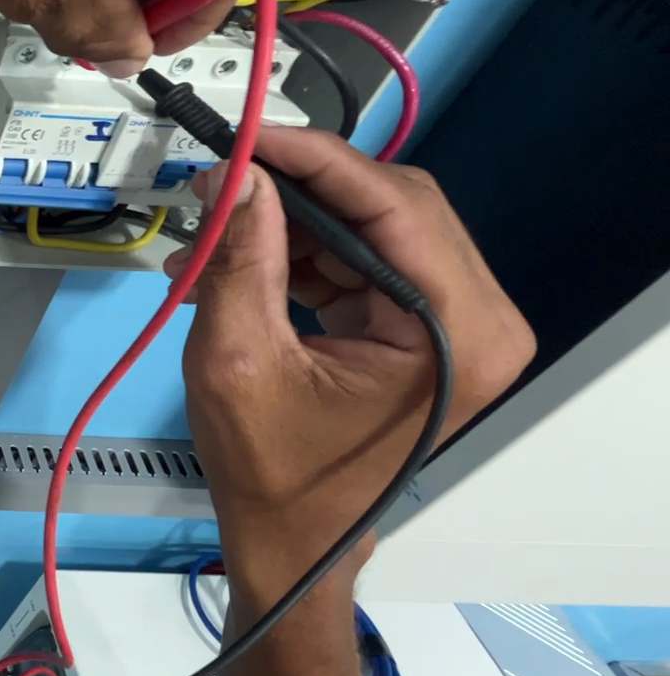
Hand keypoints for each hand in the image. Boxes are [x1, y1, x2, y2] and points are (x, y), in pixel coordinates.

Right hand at [163, 129, 534, 610]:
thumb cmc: (267, 465)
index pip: (393, 205)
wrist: (289, 538)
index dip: (313, 159)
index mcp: (457, 331)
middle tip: (216, 184)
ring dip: (278, 226)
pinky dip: (284, 258)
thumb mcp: (234, 357)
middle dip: (294, 190)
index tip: (240, 137)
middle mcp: (473, 319)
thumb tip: (232, 178)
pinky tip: (223, 269)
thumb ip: (236, 261)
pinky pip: (349, 265)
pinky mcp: (408, 331)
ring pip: (363, 232)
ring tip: (203, 241)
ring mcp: (444, 325)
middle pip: (388, 209)